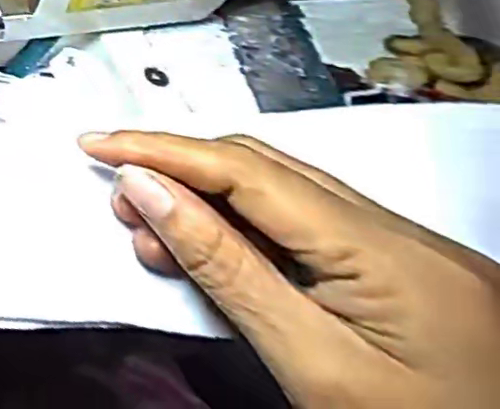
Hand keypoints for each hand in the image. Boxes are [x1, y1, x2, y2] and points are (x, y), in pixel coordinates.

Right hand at [81, 130, 499, 407]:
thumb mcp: (311, 363)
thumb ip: (221, 265)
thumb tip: (139, 183)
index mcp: (396, 257)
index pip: (246, 171)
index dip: (158, 149)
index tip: (90, 145)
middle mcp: (411, 239)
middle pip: (261, 168)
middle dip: (175, 172)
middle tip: (122, 205)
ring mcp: (418, 256)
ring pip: (277, 190)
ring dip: (201, 198)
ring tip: (155, 236)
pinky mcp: (412, 276)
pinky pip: (303, 222)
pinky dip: (239, 225)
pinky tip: (212, 253)